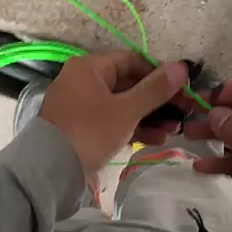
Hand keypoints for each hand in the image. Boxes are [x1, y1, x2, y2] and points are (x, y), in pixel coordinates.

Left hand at [38, 50, 190, 173]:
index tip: (181, 90)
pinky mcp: (81, 127)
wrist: (50, 171)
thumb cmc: (90, 132)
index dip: (159, 74)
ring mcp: (81, 104)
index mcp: (89, 67)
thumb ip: (154, 89)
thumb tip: (182, 67)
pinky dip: (132, 127)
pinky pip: (112, 120)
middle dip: (157, 101)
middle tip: (182, 114)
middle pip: (128, 84)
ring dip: (149, 117)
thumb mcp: (126, 110)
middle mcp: (83, 80)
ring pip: (122, 105)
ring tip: (173, 131)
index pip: (132, 60)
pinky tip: (156, 140)